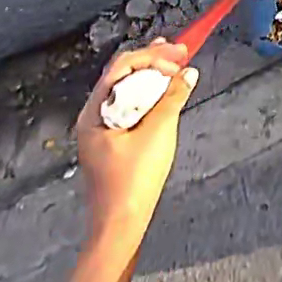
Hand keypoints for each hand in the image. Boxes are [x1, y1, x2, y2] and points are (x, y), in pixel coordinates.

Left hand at [74, 39, 199, 239]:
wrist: (119, 230)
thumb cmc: (133, 185)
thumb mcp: (157, 135)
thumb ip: (173, 99)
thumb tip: (188, 73)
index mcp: (95, 111)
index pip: (122, 66)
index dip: (152, 56)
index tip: (178, 56)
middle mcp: (93, 115)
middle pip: (122, 74)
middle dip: (152, 60)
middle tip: (179, 51)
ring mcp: (101, 129)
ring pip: (126, 89)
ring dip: (151, 75)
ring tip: (173, 64)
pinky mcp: (112, 141)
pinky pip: (129, 106)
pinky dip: (147, 95)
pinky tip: (163, 93)